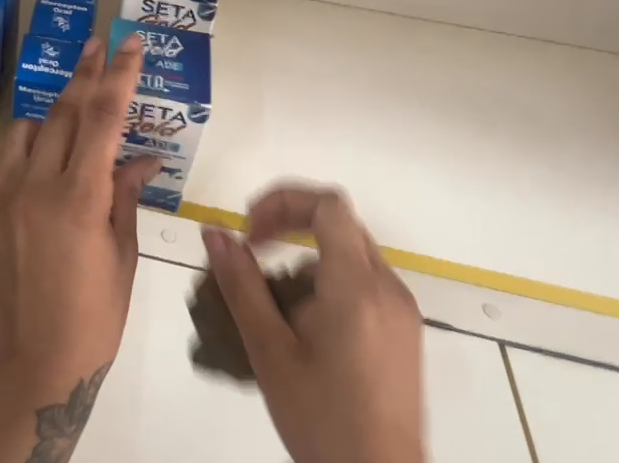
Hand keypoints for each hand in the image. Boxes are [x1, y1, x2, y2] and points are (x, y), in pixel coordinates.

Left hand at [0, 32, 163, 392]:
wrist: (37, 359)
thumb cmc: (96, 311)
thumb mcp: (123, 251)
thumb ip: (125, 193)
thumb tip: (141, 157)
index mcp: (79, 199)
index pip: (103, 119)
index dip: (118, 75)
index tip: (128, 42)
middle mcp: (34, 187)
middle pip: (62, 112)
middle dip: (84, 76)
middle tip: (97, 47)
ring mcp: (1, 196)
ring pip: (26, 130)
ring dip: (52, 116)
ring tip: (71, 118)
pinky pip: (6, 162)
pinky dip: (29, 154)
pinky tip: (44, 171)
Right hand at [201, 186, 424, 462]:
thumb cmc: (320, 417)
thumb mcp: (269, 350)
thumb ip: (241, 284)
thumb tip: (214, 232)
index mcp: (356, 286)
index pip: (328, 205)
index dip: (283, 201)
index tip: (250, 231)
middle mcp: (388, 288)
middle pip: (340, 222)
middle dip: (290, 222)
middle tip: (252, 247)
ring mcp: (402, 310)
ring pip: (351, 252)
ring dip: (307, 252)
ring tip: (271, 294)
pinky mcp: (404, 332)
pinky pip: (364, 281)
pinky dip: (328, 278)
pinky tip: (302, 322)